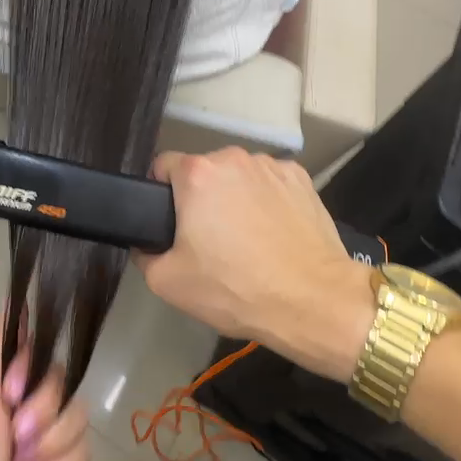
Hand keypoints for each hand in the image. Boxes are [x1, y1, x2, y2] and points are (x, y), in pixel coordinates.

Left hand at [0, 324, 91, 460]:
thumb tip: (11, 297)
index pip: (33, 350)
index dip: (30, 371)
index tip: (12, 392)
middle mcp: (17, 401)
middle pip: (59, 382)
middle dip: (43, 414)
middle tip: (17, 437)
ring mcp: (39, 434)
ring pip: (76, 416)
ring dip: (52, 446)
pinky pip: (82, 451)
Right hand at [135, 146, 376, 380]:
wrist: (315, 302)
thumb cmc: (236, 289)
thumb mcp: (168, 283)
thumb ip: (144, 254)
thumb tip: (146, 243)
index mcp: (196, 174)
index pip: (162, 166)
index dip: (161, 194)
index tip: (172, 224)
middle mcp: (232, 158)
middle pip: (203, 171)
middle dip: (202, 197)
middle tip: (209, 240)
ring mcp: (271, 165)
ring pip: (238, 176)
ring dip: (236, 196)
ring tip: (248, 239)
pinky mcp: (302, 179)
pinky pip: (271, 184)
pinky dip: (268, 201)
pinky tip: (275, 233)